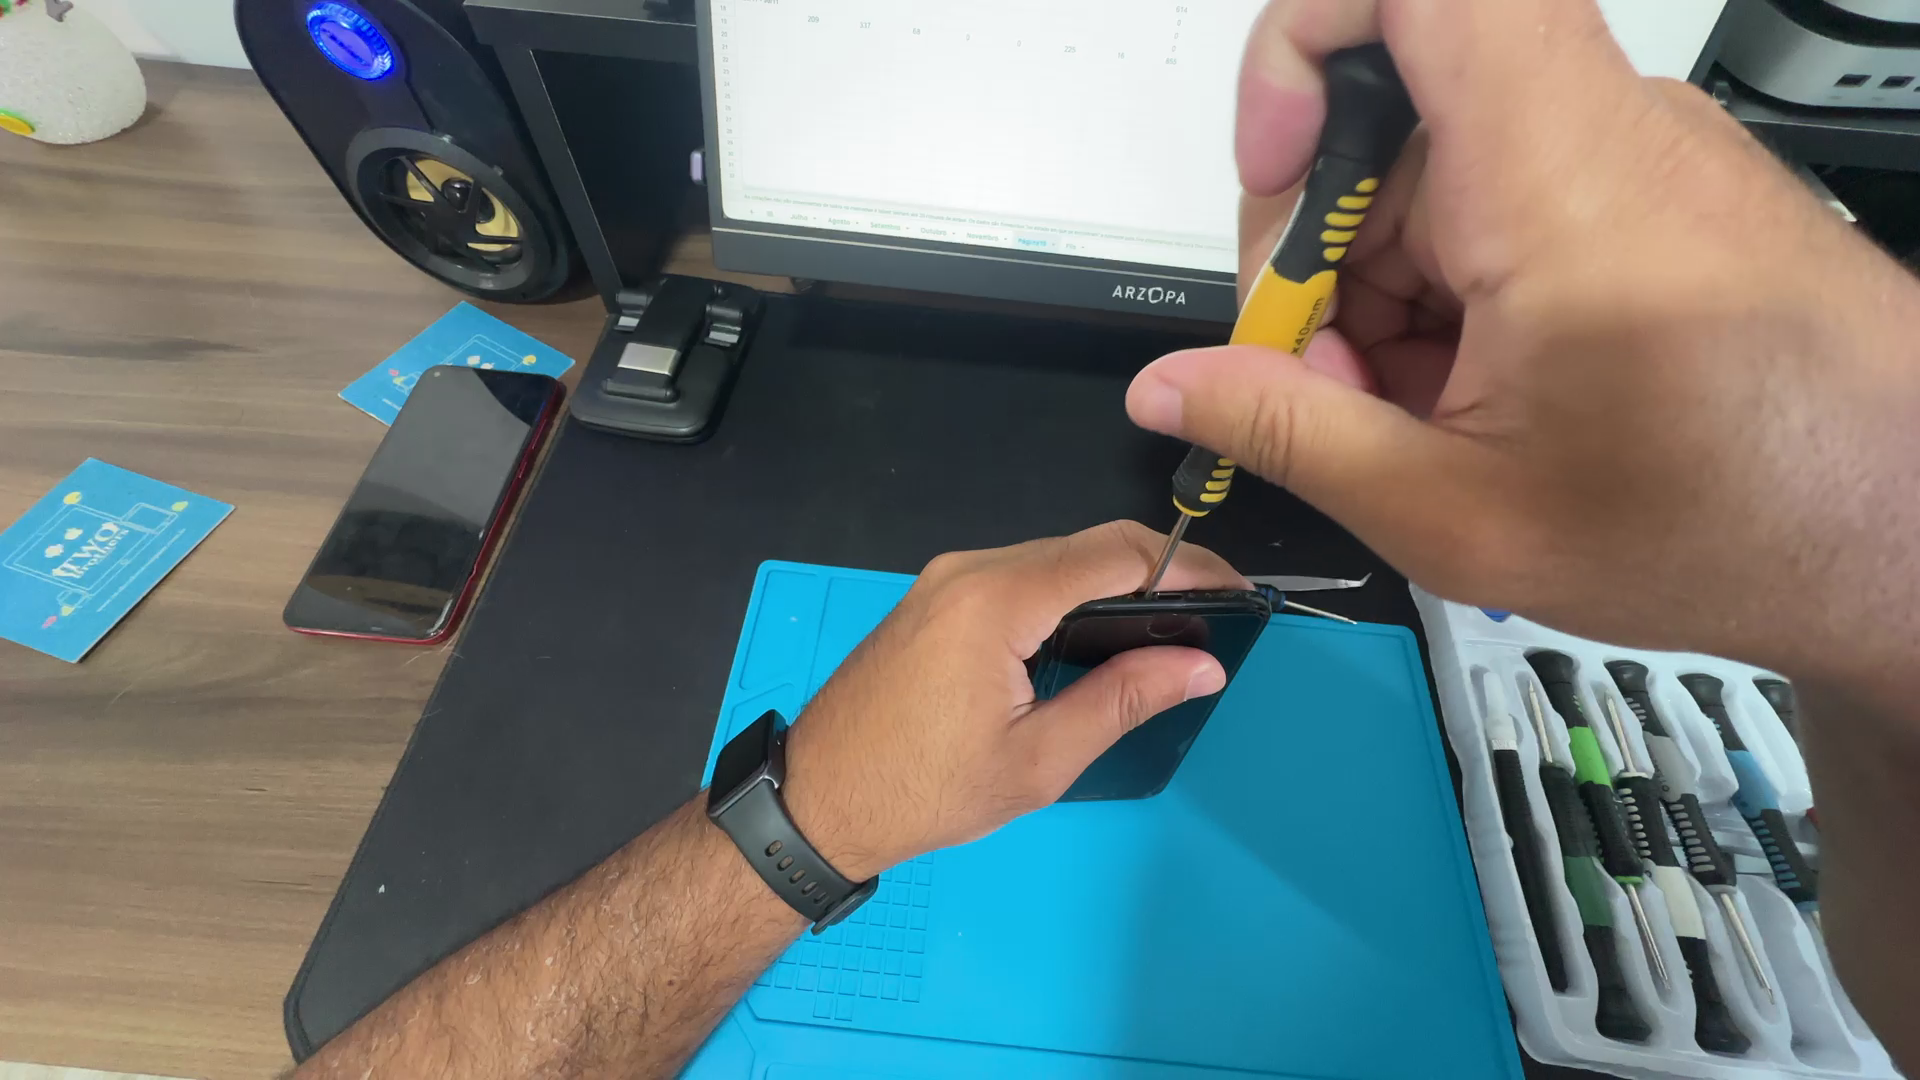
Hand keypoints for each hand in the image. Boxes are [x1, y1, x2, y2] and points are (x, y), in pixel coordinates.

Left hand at [778, 521, 1246, 879]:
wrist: (819, 795)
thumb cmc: (927, 788)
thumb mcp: (1038, 760)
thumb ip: (1123, 699)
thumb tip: (1202, 664)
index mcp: (997, 599)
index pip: (1114, 552)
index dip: (1186, 563)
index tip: (1234, 592)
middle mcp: (970, 568)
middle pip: (1084, 547)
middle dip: (1155, 570)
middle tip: (1207, 615)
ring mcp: (947, 577)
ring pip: (1052, 557)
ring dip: (1110, 582)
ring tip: (1162, 627)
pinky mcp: (937, 594)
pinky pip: (1018, 575)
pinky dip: (1066, 592)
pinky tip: (1093, 630)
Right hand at [1125, 0, 1919, 681]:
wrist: (1895, 547)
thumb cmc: (1703, 533)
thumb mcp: (1442, 510)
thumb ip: (1284, 435)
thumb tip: (1162, 389)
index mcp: (1559, 193)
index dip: (1305, 46)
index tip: (1272, 171)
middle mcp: (1587, 147)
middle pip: (1376, 120)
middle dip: (1302, 256)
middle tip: (1317, 382)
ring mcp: (1598, 176)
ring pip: (1402, 190)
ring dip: (1353, 305)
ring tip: (1394, 416)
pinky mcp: (1604, 213)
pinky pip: (1455, 227)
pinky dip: (1408, 314)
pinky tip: (1435, 402)